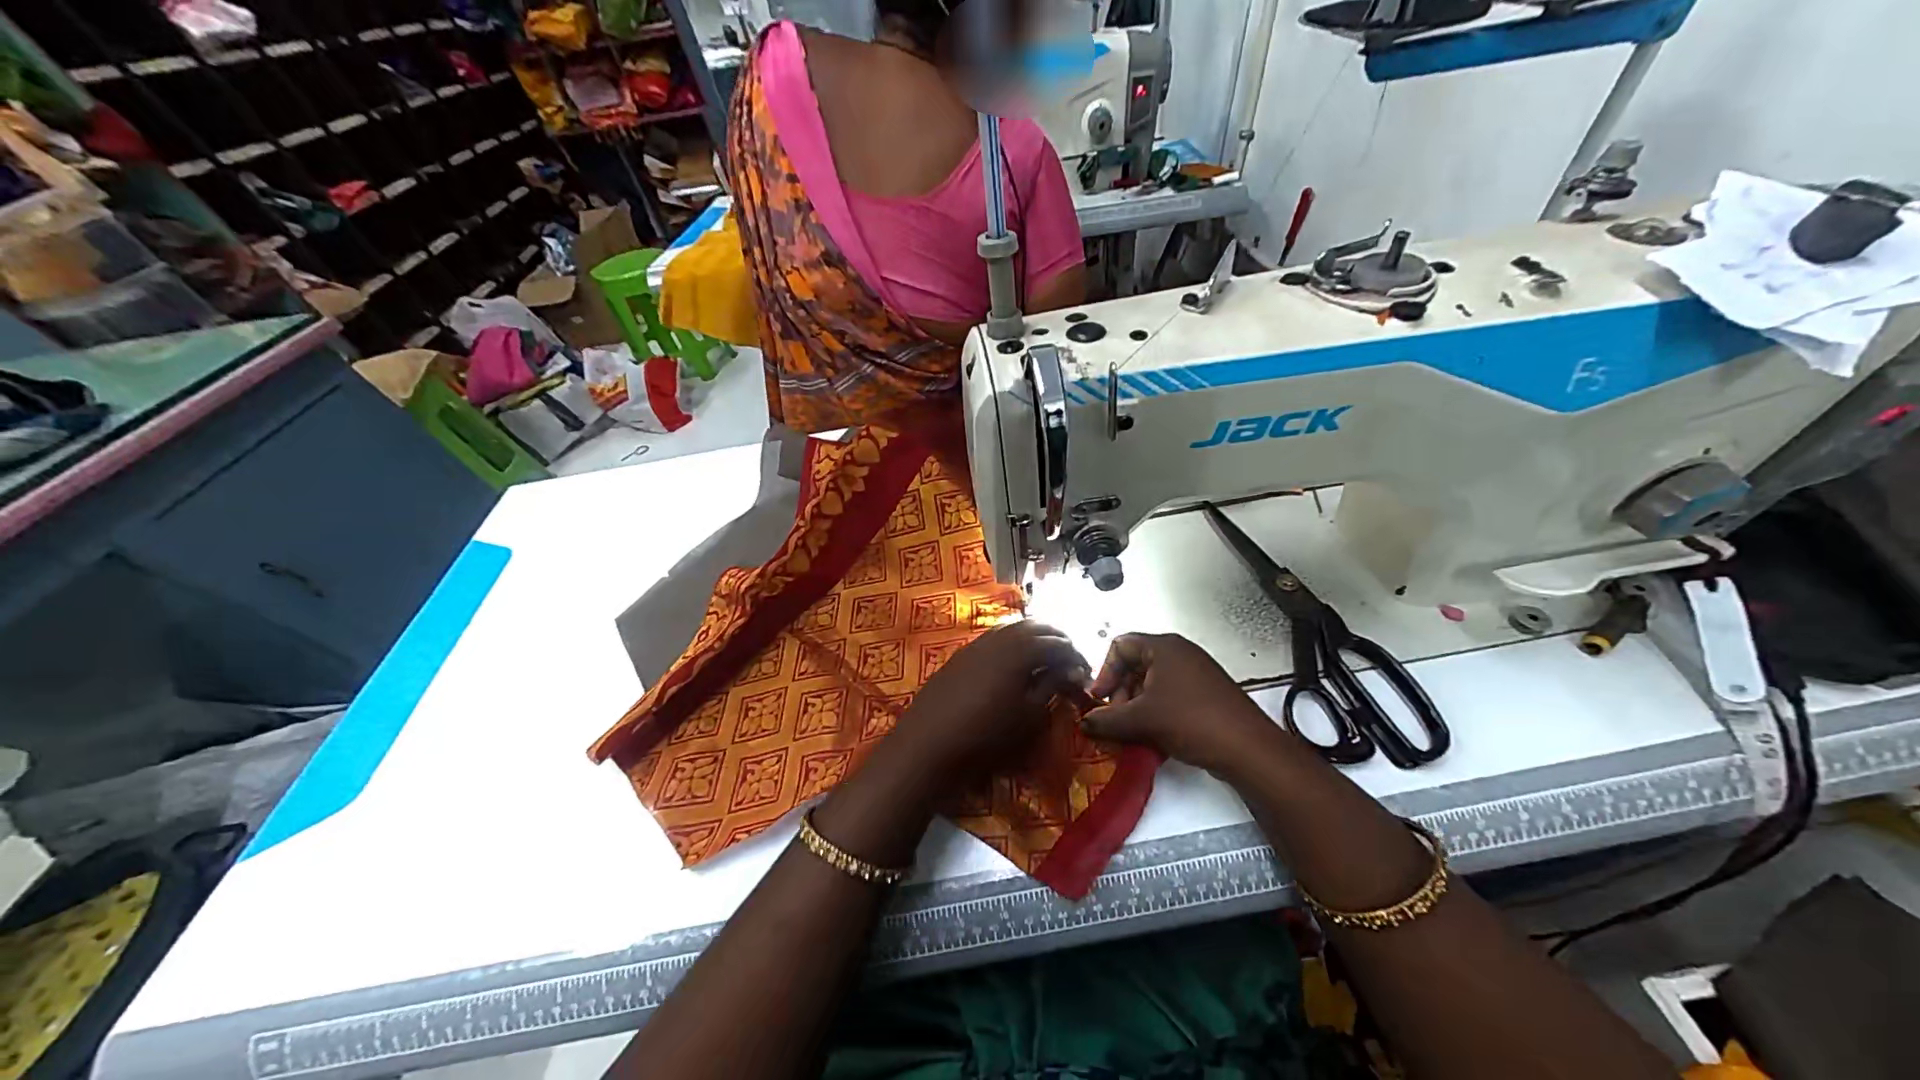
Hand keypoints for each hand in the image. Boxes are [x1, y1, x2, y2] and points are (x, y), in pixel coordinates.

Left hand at [880, 621, 1088, 801]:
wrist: (927, 743)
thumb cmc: (985, 735)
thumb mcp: (1028, 716)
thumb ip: (1051, 687)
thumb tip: (1069, 670)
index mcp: (1021, 651)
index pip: (1059, 644)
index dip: (1076, 656)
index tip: (1086, 674)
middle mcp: (999, 638)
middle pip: (1036, 627)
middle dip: (1057, 640)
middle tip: (1070, 661)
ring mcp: (976, 643)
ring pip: (1013, 628)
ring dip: (1034, 637)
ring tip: (1045, 659)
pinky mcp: (960, 654)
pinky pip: (993, 637)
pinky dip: (1011, 642)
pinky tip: (1013, 662)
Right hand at [1081, 633, 1281, 775]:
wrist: (1246, 748)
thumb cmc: (1191, 721)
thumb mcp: (1140, 720)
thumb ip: (1105, 720)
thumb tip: (1085, 723)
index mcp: (1163, 647)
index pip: (1120, 646)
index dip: (1104, 672)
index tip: (1100, 699)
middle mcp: (1180, 654)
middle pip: (1135, 666)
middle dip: (1119, 694)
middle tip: (1116, 720)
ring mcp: (1196, 674)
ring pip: (1152, 685)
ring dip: (1136, 708)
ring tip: (1133, 733)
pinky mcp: (1206, 695)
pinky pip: (1170, 697)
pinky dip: (1156, 714)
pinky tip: (1154, 738)